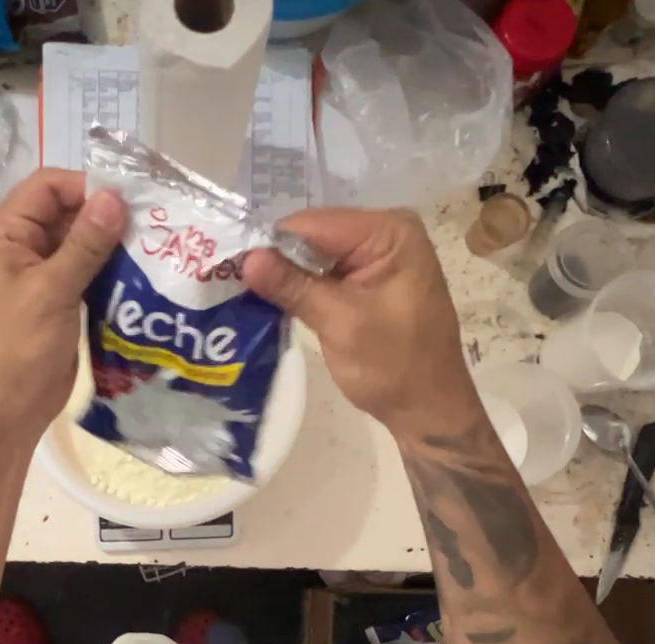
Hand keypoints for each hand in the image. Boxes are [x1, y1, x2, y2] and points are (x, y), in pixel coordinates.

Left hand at [0, 168, 126, 450]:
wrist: (9, 411)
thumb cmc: (19, 349)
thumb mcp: (51, 291)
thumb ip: (84, 244)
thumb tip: (115, 198)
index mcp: (4, 235)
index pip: (47, 188)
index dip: (86, 187)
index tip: (130, 201)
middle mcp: (19, 248)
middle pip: (66, 214)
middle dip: (105, 217)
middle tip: (153, 224)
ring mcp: (38, 276)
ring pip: (79, 245)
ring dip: (111, 246)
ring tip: (153, 247)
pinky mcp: (57, 302)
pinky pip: (84, 274)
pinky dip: (108, 272)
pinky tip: (140, 275)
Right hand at [244, 209, 473, 439]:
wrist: (426, 407)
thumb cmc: (393, 365)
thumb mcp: (340, 323)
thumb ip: (294, 287)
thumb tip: (247, 258)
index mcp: (388, 231)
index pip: (313, 224)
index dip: (270, 244)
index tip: (228, 268)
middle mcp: (384, 233)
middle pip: (311, 236)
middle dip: (274, 259)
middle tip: (227, 283)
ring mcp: (376, 258)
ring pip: (313, 256)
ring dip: (283, 276)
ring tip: (240, 294)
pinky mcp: (366, 282)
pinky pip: (323, 274)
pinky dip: (299, 289)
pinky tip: (271, 304)